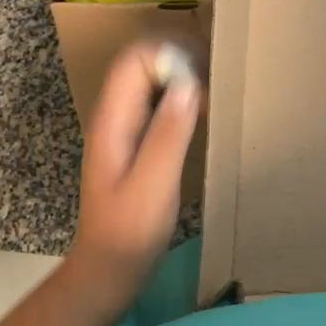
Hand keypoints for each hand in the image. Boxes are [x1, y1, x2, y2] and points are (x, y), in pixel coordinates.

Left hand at [66, 41, 201, 298]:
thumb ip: (168, 134)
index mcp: (112, 120)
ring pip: (152, 86)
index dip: (167, 54)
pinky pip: (158, 108)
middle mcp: (115, 118)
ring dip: (182, 80)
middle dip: (178, 60)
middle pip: (142, 66)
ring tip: (217, 91)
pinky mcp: (137, 146)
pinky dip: (182, 102)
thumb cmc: (128, 232)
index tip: (204, 69)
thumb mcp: (153, 184)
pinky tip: (205, 117)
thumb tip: (189, 84)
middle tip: (217, 75)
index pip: (132, 61)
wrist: (108, 271)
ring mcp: (125, 131)